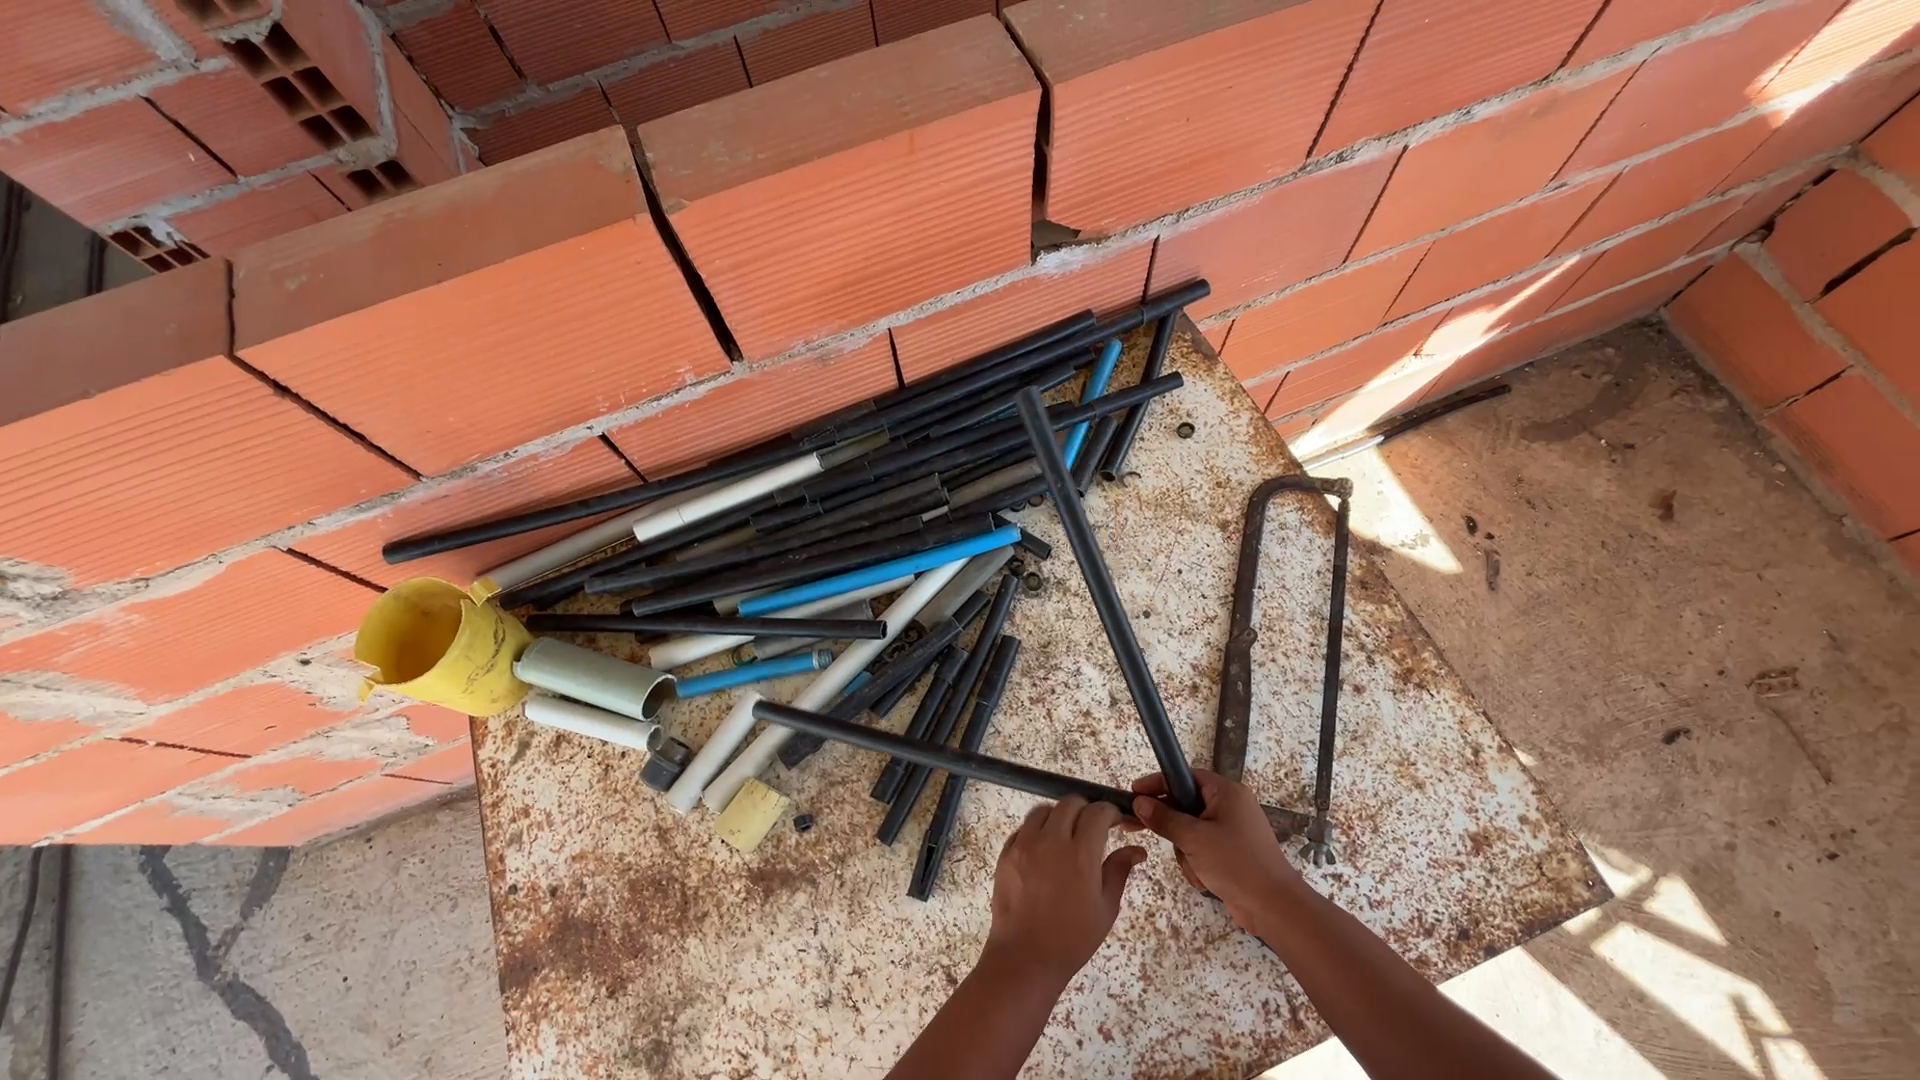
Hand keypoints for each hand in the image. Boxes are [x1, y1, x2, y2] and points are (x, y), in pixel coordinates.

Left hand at [983, 796, 1145, 985]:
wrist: (1025, 957)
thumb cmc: (1072, 938)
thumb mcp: (1105, 907)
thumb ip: (1119, 870)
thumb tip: (1137, 849)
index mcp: (1081, 854)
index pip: (1098, 812)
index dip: (1111, 812)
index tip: (1118, 821)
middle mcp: (1051, 841)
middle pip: (1071, 803)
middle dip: (1087, 809)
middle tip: (1095, 827)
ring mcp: (1024, 844)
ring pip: (1044, 810)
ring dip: (1060, 815)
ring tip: (1068, 835)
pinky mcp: (1006, 852)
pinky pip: (1023, 828)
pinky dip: (1037, 830)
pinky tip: (1045, 849)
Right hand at [1131, 770, 1300, 930]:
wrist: (1274, 906)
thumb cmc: (1235, 863)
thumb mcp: (1194, 839)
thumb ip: (1164, 818)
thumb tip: (1140, 803)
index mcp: (1226, 792)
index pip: (1185, 776)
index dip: (1158, 783)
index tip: (1134, 793)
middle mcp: (1231, 806)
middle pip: (1186, 805)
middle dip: (1171, 826)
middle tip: (1136, 828)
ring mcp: (1233, 830)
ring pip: (1191, 831)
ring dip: (1185, 851)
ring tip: (1195, 868)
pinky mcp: (1232, 852)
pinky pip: (1203, 849)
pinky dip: (1198, 863)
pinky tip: (1205, 880)